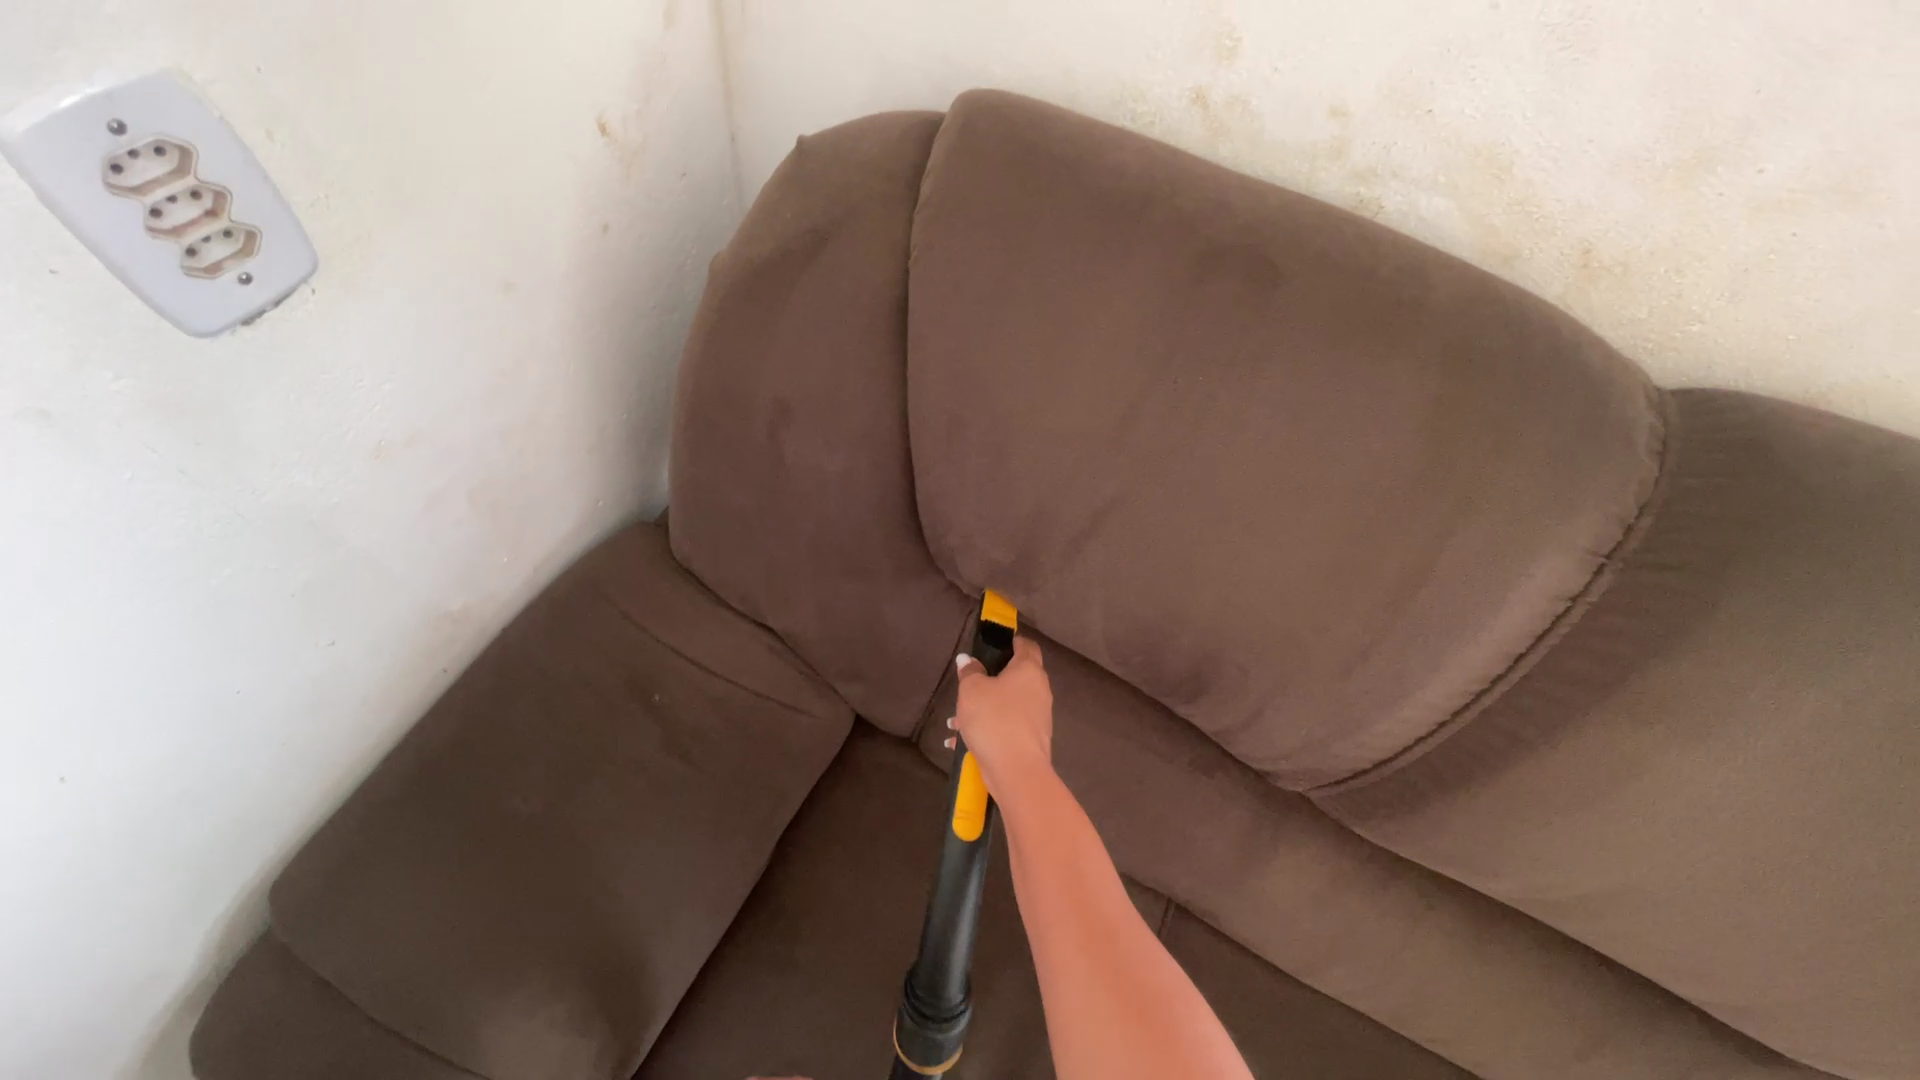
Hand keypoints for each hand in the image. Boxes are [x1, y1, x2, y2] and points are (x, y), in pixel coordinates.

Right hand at [946, 635, 1054, 797]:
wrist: (1016, 770)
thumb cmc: (994, 719)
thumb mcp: (971, 691)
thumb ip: (970, 672)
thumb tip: (968, 660)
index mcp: (1028, 670)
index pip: (1026, 645)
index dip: (1011, 641)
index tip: (994, 645)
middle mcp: (1039, 689)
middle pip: (1015, 676)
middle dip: (989, 682)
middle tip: (967, 687)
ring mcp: (1038, 716)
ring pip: (1007, 704)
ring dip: (984, 709)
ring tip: (955, 722)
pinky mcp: (1032, 739)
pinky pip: (1007, 726)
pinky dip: (989, 729)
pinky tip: (962, 743)